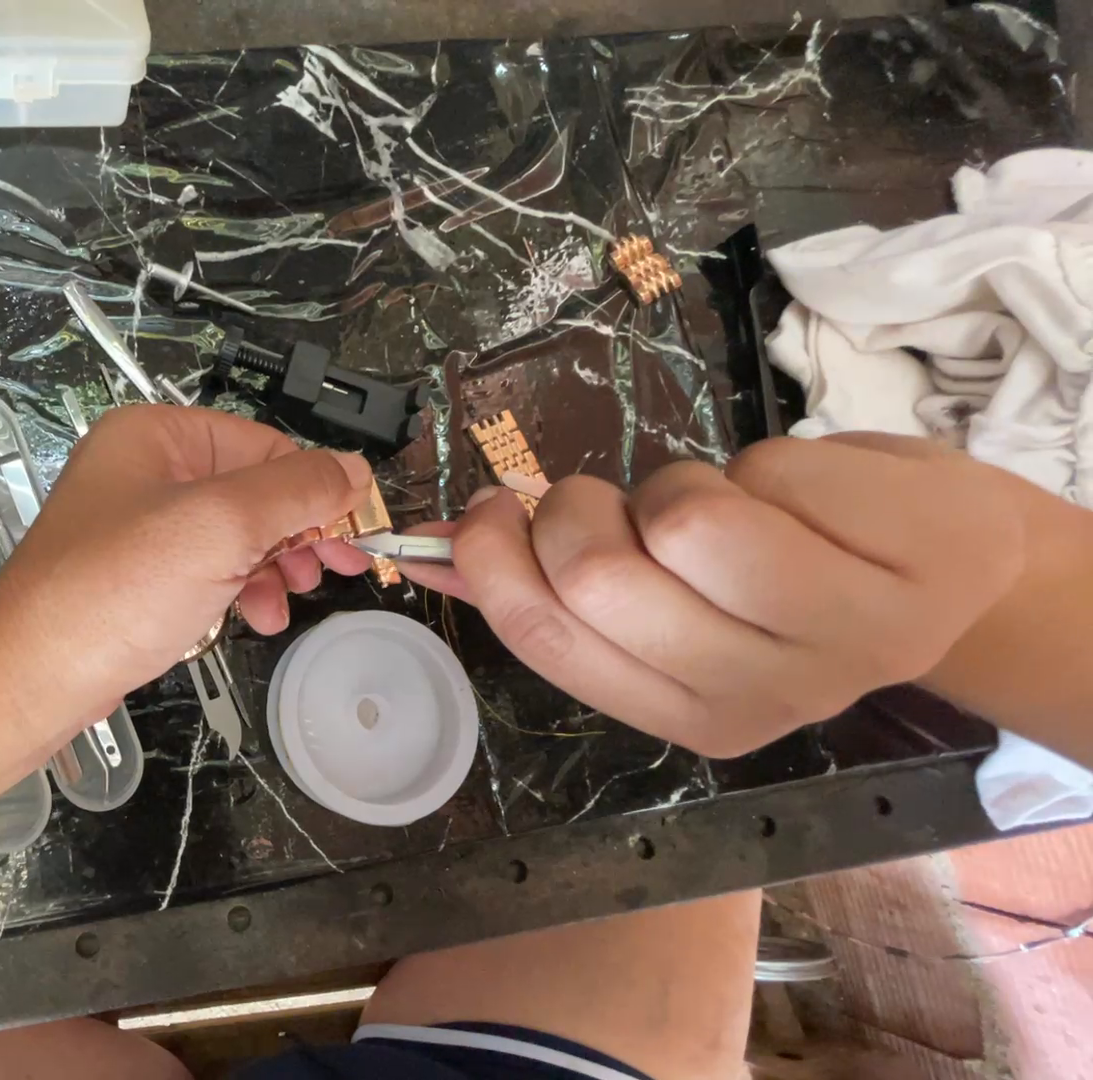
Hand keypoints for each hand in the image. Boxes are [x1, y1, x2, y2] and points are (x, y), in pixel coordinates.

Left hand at [0, 405, 372, 737]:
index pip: (262, 444)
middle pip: (249, 489)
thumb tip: (356, 468)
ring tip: (291, 598)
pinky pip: (203, 569)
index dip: (315, 486)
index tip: (359, 530)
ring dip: (271, 565)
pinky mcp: (135, 577)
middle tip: (339, 567)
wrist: (33, 679)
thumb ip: (296, 490)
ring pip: (231, 534)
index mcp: (154, 436)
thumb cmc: (119, 590)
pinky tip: (255, 618)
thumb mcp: (220, 526)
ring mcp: (136, 526)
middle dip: (295, 530)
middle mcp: (142, 471)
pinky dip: (236, 589)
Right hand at [399, 434, 1027, 757]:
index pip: (544, 637)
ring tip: (703, 503)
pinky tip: (789, 497)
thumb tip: (423, 548)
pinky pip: (764, 477)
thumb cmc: (758, 582)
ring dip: (665, 486)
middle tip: (598, 500)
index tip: (487, 507)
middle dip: (574, 509)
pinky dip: (750, 464)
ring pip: (680, 524)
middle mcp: (760, 697)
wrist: (927, 570)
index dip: (491, 559)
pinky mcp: (913, 561)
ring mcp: (846, 637)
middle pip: (597, 578)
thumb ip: (533, 580)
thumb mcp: (646, 601)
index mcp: (681, 715)